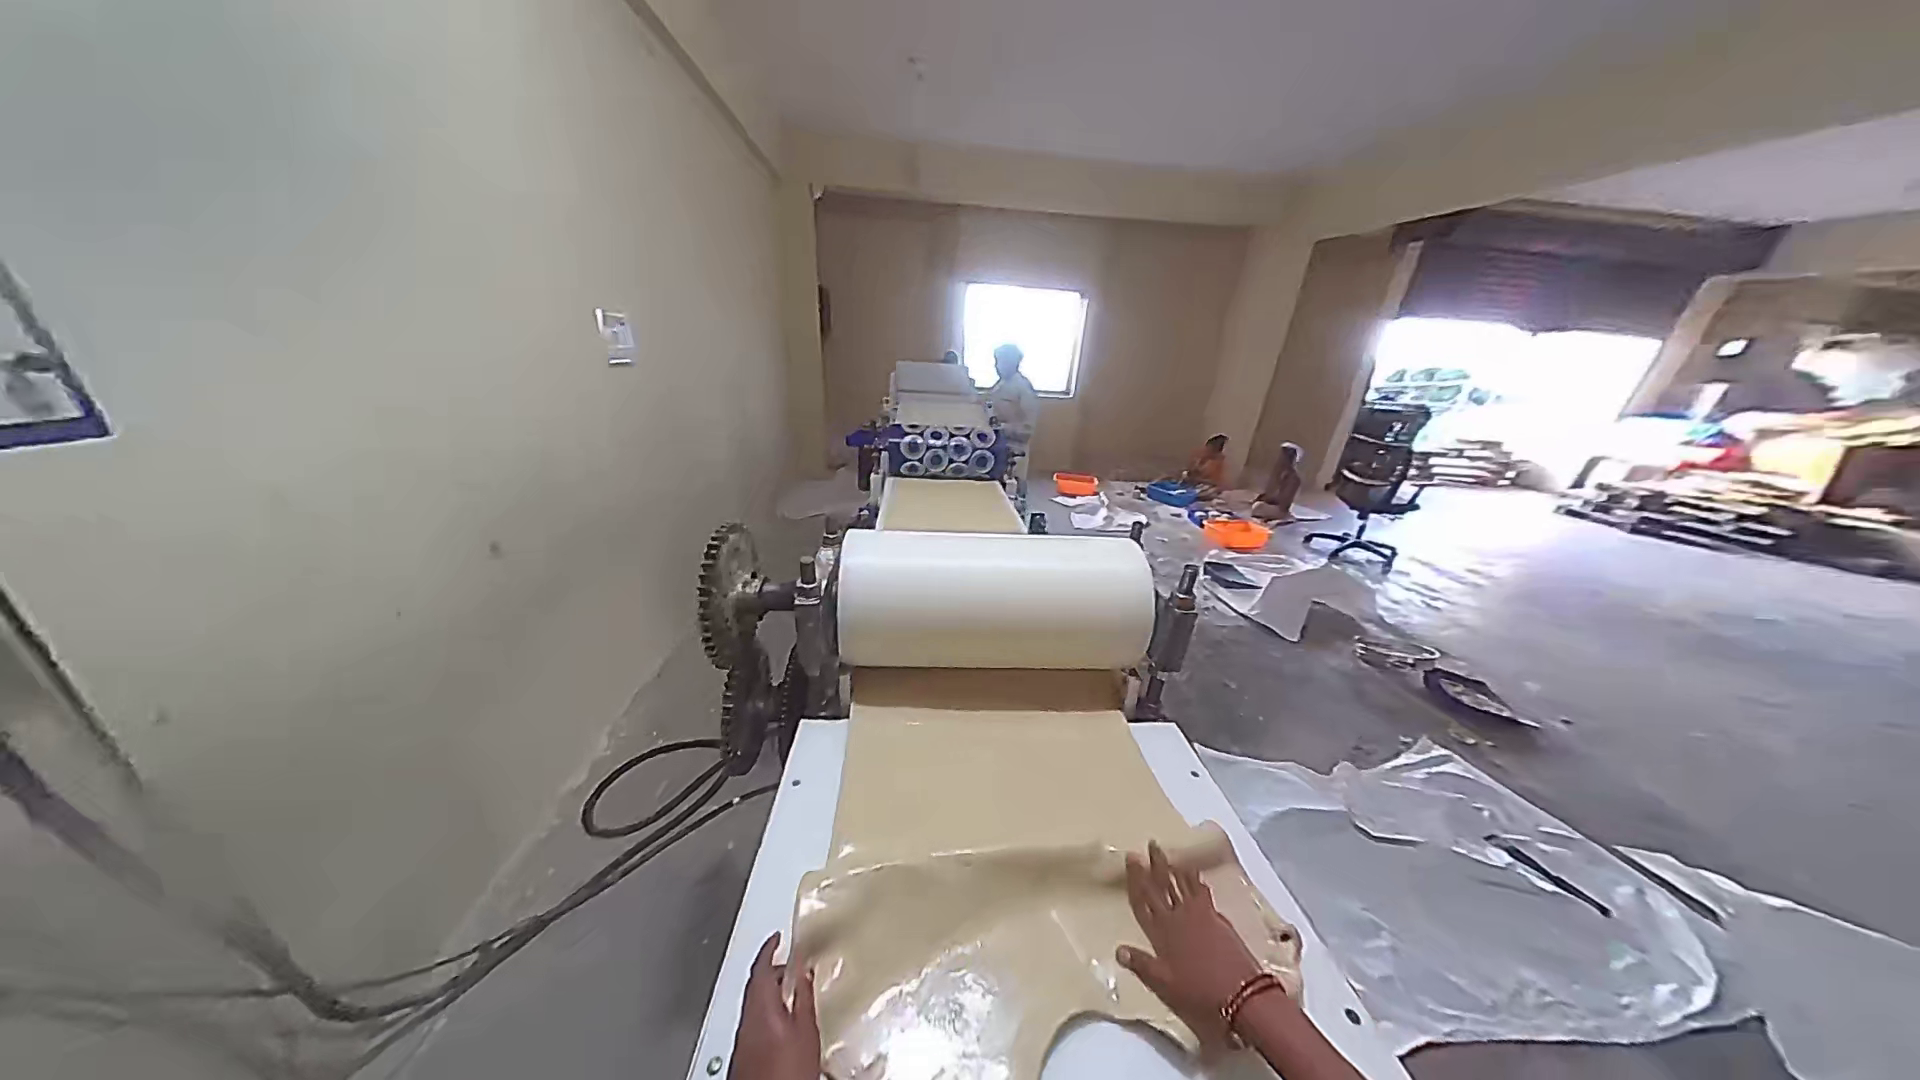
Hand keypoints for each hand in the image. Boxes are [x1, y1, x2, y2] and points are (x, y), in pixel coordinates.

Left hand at [727, 933, 819, 1079]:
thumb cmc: (786, 1071)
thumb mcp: (806, 1028)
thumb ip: (804, 996)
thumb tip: (804, 972)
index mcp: (761, 1005)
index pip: (760, 967)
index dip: (769, 948)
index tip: (777, 936)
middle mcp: (747, 1019)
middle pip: (756, 983)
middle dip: (773, 970)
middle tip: (791, 963)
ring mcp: (743, 1037)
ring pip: (755, 1002)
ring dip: (770, 990)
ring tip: (791, 989)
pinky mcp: (744, 1052)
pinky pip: (754, 1019)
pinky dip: (767, 1009)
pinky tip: (783, 1018)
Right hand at [1116, 841, 1262, 1050]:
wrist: (1241, 995)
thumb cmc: (1199, 992)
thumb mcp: (1164, 984)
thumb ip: (1141, 965)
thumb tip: (1118, 949)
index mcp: (1162, 931)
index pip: (1143, 899)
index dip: (1136, 879)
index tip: (1132, 858)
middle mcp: (1178, 917)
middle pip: (1163, 885)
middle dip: (1155, 864)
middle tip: (1151, 843)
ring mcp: (1200, 915)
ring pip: (1183, 884)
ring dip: (1176, 868)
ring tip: (1171, 853)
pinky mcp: (1218, 918)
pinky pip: (1202, 892)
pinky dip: (1197, 881)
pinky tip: (1196, 875)